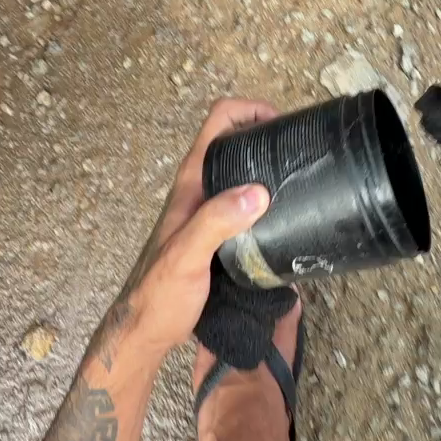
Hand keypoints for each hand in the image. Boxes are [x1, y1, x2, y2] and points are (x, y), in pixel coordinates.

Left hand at [105, 99, 275, 360]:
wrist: (144, 330)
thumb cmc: (159, 294)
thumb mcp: (187, 256)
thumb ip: (217, 221)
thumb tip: (257, 191)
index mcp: (191, 181)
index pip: (218, 120)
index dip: (249, 110)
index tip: (280, 122)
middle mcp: (198, 186)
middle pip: (231, 137)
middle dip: (263, 129)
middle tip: (296, 145)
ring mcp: (205, 207)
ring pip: (237, 166)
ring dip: (263, 159)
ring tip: (296, 172)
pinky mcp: (214, 228)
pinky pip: (241, 195)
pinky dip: (262, 189)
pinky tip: (282, 210)